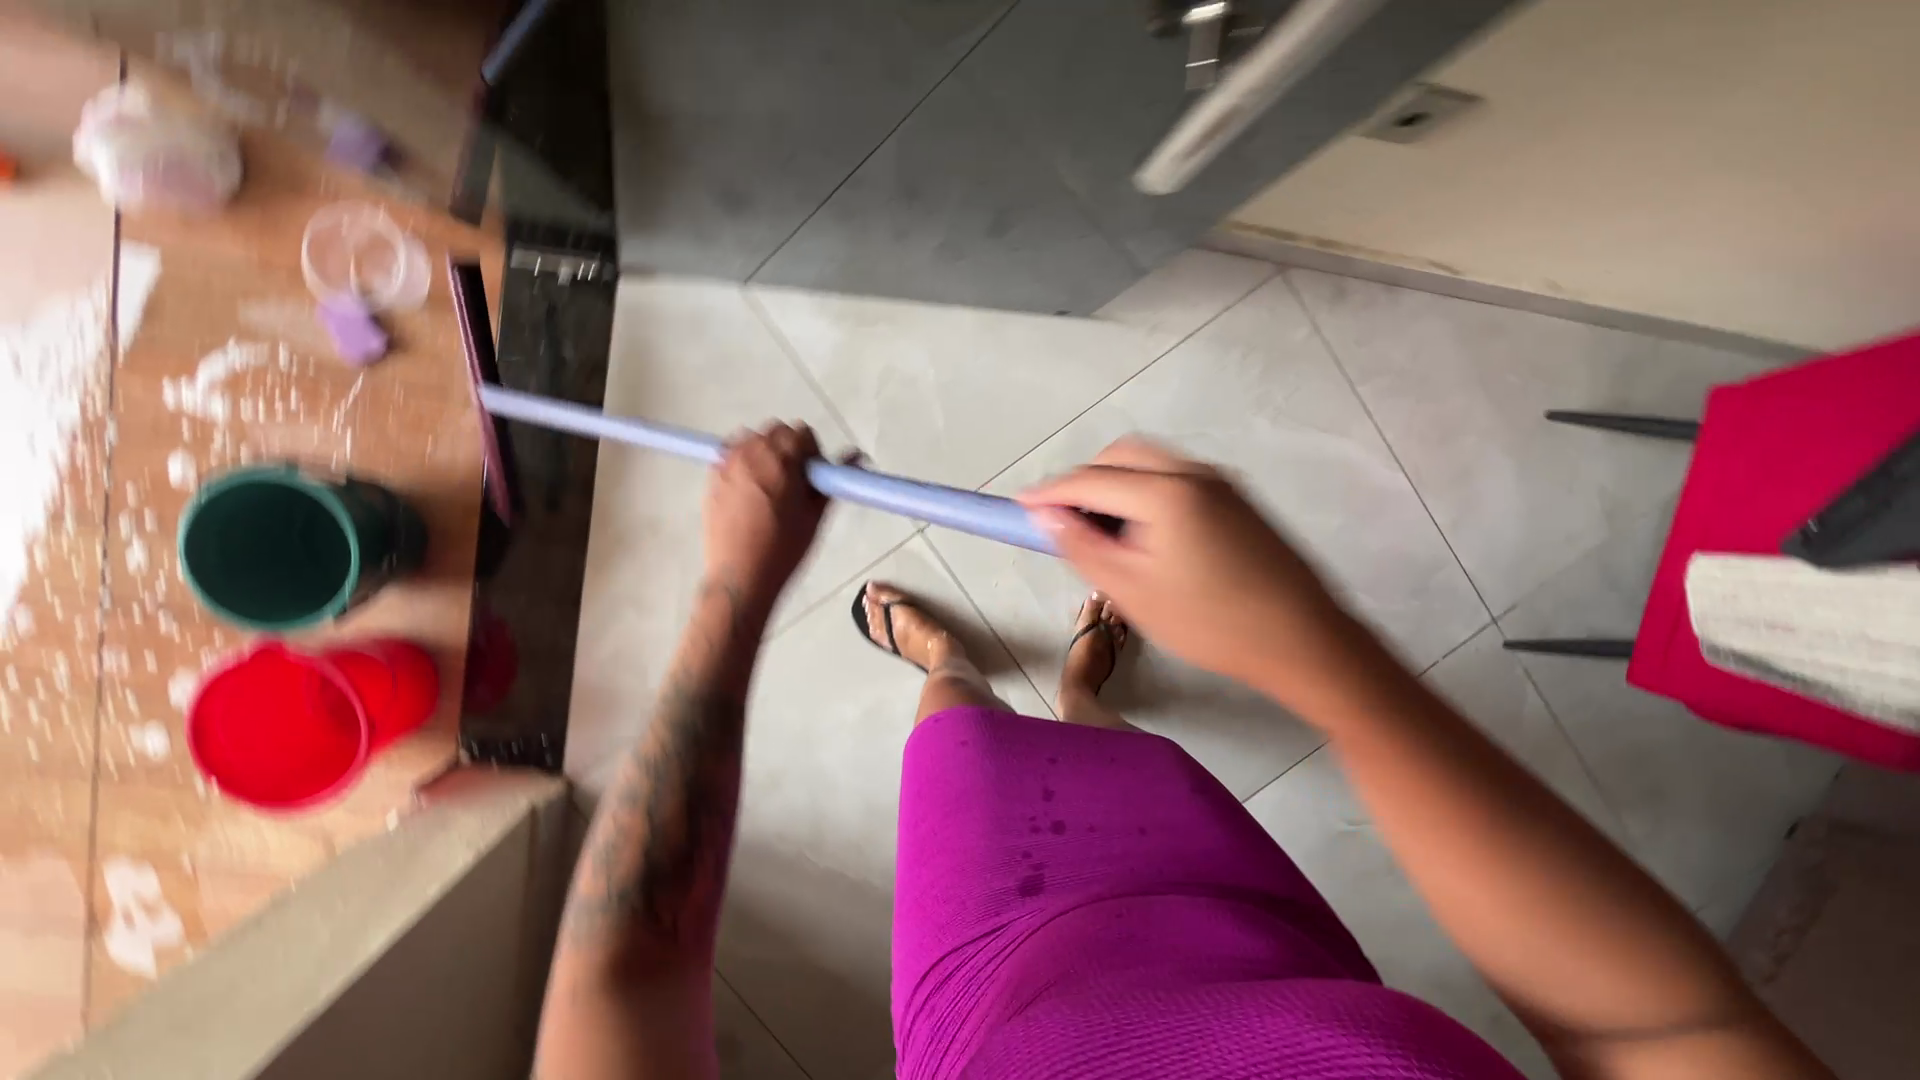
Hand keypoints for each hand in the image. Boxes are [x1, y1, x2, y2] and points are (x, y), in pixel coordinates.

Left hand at [703, 422, 833, 613]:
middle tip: (793, 480)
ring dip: (763, 451)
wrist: (741, 574)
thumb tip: (856, 457)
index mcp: (781, 459)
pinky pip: (730, 454)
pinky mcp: (712, 476)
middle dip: (787, 448)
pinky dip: (742, 460)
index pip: (802, 433)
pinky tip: (748, 489)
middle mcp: (752, 452)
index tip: (812, 475)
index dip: (811, 451)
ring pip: (750, 439)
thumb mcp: (815, 516)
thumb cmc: (784, 548)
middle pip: (775, 431)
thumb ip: (832, 481)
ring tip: (769, 483)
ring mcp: (727, 462)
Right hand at [1018, 437, 1380, 708]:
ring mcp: (1222, 482)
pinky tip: (1144, 535)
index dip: (1049, 492)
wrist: (1303, 640)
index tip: (1019, 506)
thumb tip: (1047, 516)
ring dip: (1115, 485)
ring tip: (1100, 532)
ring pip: (1150, 464)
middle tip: (1062, 521)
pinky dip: (1146, 492)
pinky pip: (1176, 478)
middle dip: (1084, 482)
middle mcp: (1194, 472)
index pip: (1090, 479)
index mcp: (1166, 491)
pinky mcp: (1238, 499)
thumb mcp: (1132, 592)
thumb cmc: (1211, 624)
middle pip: (1120, 457)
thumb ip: (1082, 547)